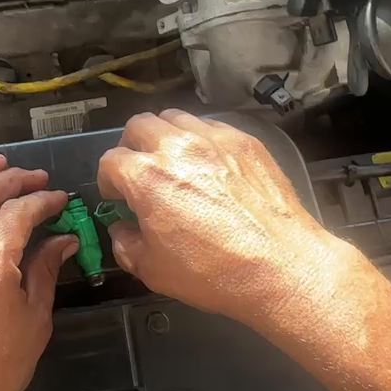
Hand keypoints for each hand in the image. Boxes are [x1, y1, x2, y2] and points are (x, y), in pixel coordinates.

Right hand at [98, 110, 365, 335]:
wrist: (282, 268)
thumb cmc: (216, 273)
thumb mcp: (154, 271)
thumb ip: (126, 245)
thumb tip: (122, 231)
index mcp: (147, 177)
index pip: (110, 160)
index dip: (109, 179)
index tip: (117, 195)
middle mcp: (176, 148)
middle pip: (138, 125)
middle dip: (131, 146)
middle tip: (140, 170)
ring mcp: (213, 139)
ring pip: (174, 117)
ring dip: (165, 135)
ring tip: (174, 161)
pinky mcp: (244, 141)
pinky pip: (211, 126)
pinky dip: (200, 139)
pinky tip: (209, 164)